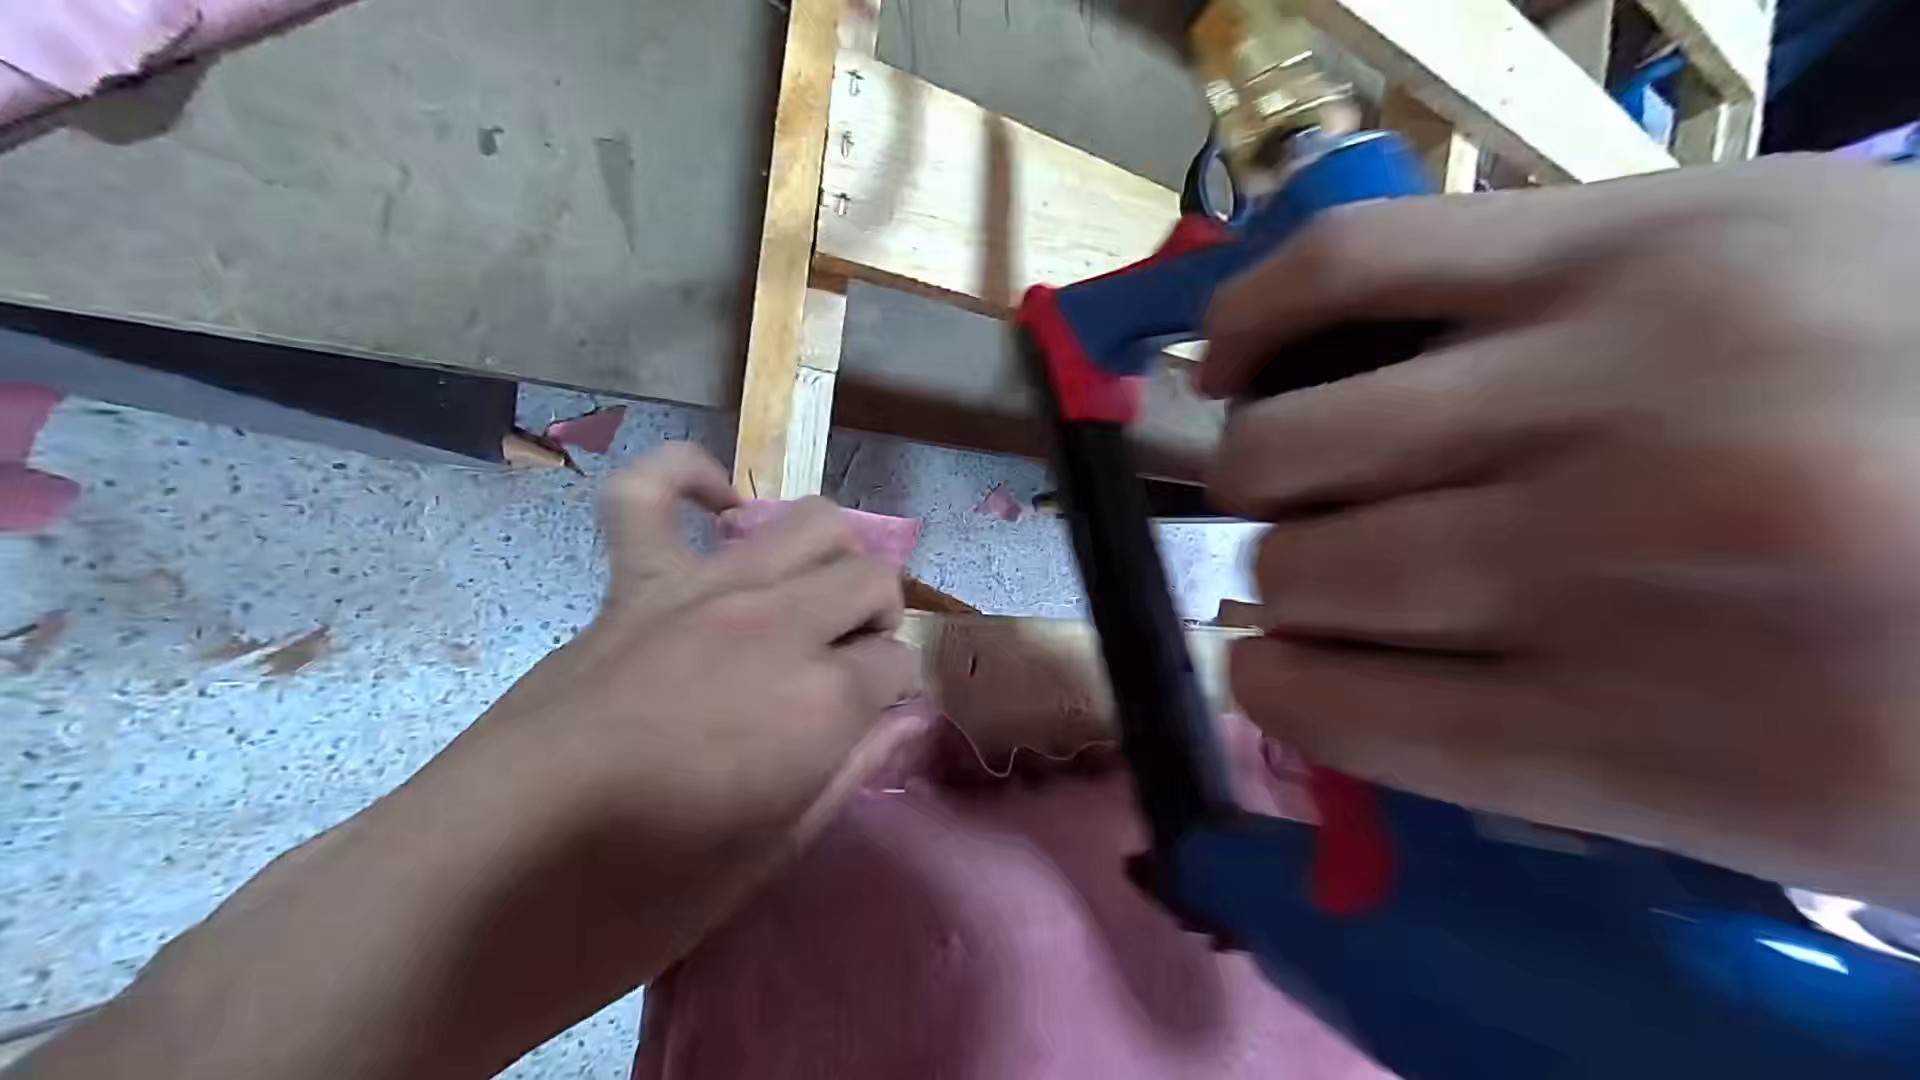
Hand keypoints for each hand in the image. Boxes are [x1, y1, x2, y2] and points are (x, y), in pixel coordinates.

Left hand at [415, 443, 923, 968]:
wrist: (490, 881)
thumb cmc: (644, 893)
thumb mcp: (777, 851)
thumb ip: (853, 770)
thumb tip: (901, 720)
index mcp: (820, 700)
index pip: (899, 662)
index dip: (895, 690)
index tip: (875, 716)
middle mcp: (776, 623)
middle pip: (870, 575)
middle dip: (878, 617)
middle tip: (850, 662)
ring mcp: (704, 590)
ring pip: (810, 521)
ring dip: (831, 555)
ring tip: (811, 595)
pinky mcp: (635, 585)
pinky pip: (651, 492)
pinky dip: (689, 478)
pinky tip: (719, 506)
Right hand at [1201, 158, 1919, 905]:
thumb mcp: (1767, 802)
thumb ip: (1514, 753)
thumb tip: (1310, 676)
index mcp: (1700, 746)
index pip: (1344, 717)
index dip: (1276, 692)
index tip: (1275, 670)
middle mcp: (1651, 547)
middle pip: (1304, 575)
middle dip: (1284, 579)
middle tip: (1320, 561)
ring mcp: (1631, 364)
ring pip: (1284, 447)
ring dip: (1259, 480)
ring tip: (1295, 470)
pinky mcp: (1630, 227)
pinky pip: (1339, 269)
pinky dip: (1248, 327)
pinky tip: (1235, 367)